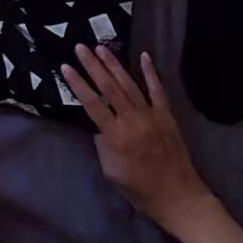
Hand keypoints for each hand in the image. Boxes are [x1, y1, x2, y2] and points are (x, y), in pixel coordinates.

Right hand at [62, 45, 214, 229]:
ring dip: (114, 64)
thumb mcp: (111, 172)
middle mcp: (132, 120)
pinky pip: (158, 89)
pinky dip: (151, 72)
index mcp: (116, 136)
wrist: (177, 195)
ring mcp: (151, 115)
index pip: (92, 103)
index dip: (77, 84)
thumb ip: (103, 145)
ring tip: (101, 48)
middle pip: (109, 87)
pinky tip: (144, 56)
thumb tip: (100, 126)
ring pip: (129, 84)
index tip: (65, 67)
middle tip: (80, 47)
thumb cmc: (140, 190)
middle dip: (93, 65)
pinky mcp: (167, 115)